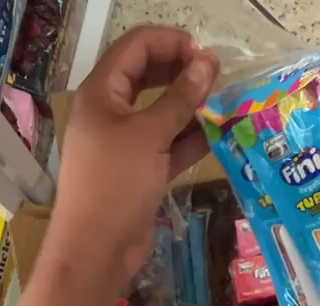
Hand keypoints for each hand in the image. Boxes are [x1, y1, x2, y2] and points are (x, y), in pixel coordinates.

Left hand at [46, 26, 216, 286]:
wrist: (96, 250)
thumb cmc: (115, 185)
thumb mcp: (149, 135)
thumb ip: (180, 98)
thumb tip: (207, 63)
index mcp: (101, 93)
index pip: (136, 47)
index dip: (171, 42)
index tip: (206, 54)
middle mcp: (110, 114)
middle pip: (148, 78)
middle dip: (182, 73)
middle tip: (216, 78)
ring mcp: (124, 146)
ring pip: (160, 115)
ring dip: (190, 109)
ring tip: (223, 105)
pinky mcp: (138, 174)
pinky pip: (165, 147)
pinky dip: (187, 140)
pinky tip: (216, 135)